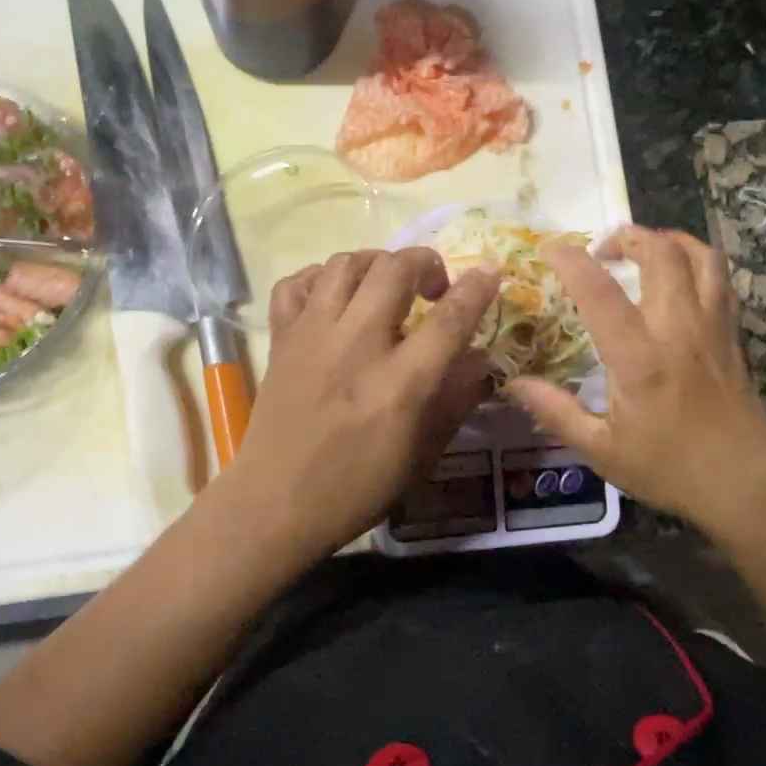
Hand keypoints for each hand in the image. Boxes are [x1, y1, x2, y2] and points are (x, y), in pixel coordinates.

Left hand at [222, 247, 497, 556]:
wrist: (276, 503)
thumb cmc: (359, 486)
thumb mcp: (424, 453)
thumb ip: (456, 398)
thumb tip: (478, 355)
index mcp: (400, 383)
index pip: (449, 318)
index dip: (476, 288)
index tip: (489, 274)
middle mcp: (357, 346)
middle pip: (394, 270)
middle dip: (425, 262)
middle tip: (434, 287)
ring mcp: (313, 335)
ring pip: (345, 263)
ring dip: (376, 262)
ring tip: (387, 284)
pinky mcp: (281, 338)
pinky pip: (297, 282)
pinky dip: (320, 278)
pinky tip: (336, 298)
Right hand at [506, 226, 765, 533]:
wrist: (744, 483)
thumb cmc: (669, 468)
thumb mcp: (601, 450)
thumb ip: (556, 411)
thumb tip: (513, 383)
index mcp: (638, 356)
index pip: (599, 291)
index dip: (571, 261)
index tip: (549, 248)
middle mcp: (678, 328)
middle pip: (660, 253)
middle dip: (627, 236)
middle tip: (602, 251)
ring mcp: (712, 326)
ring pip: (700, 256)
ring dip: (668, 240)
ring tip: (644, 250)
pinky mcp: (732, 334)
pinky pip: (720, 279)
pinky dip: (699, 262)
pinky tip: (682, 277)